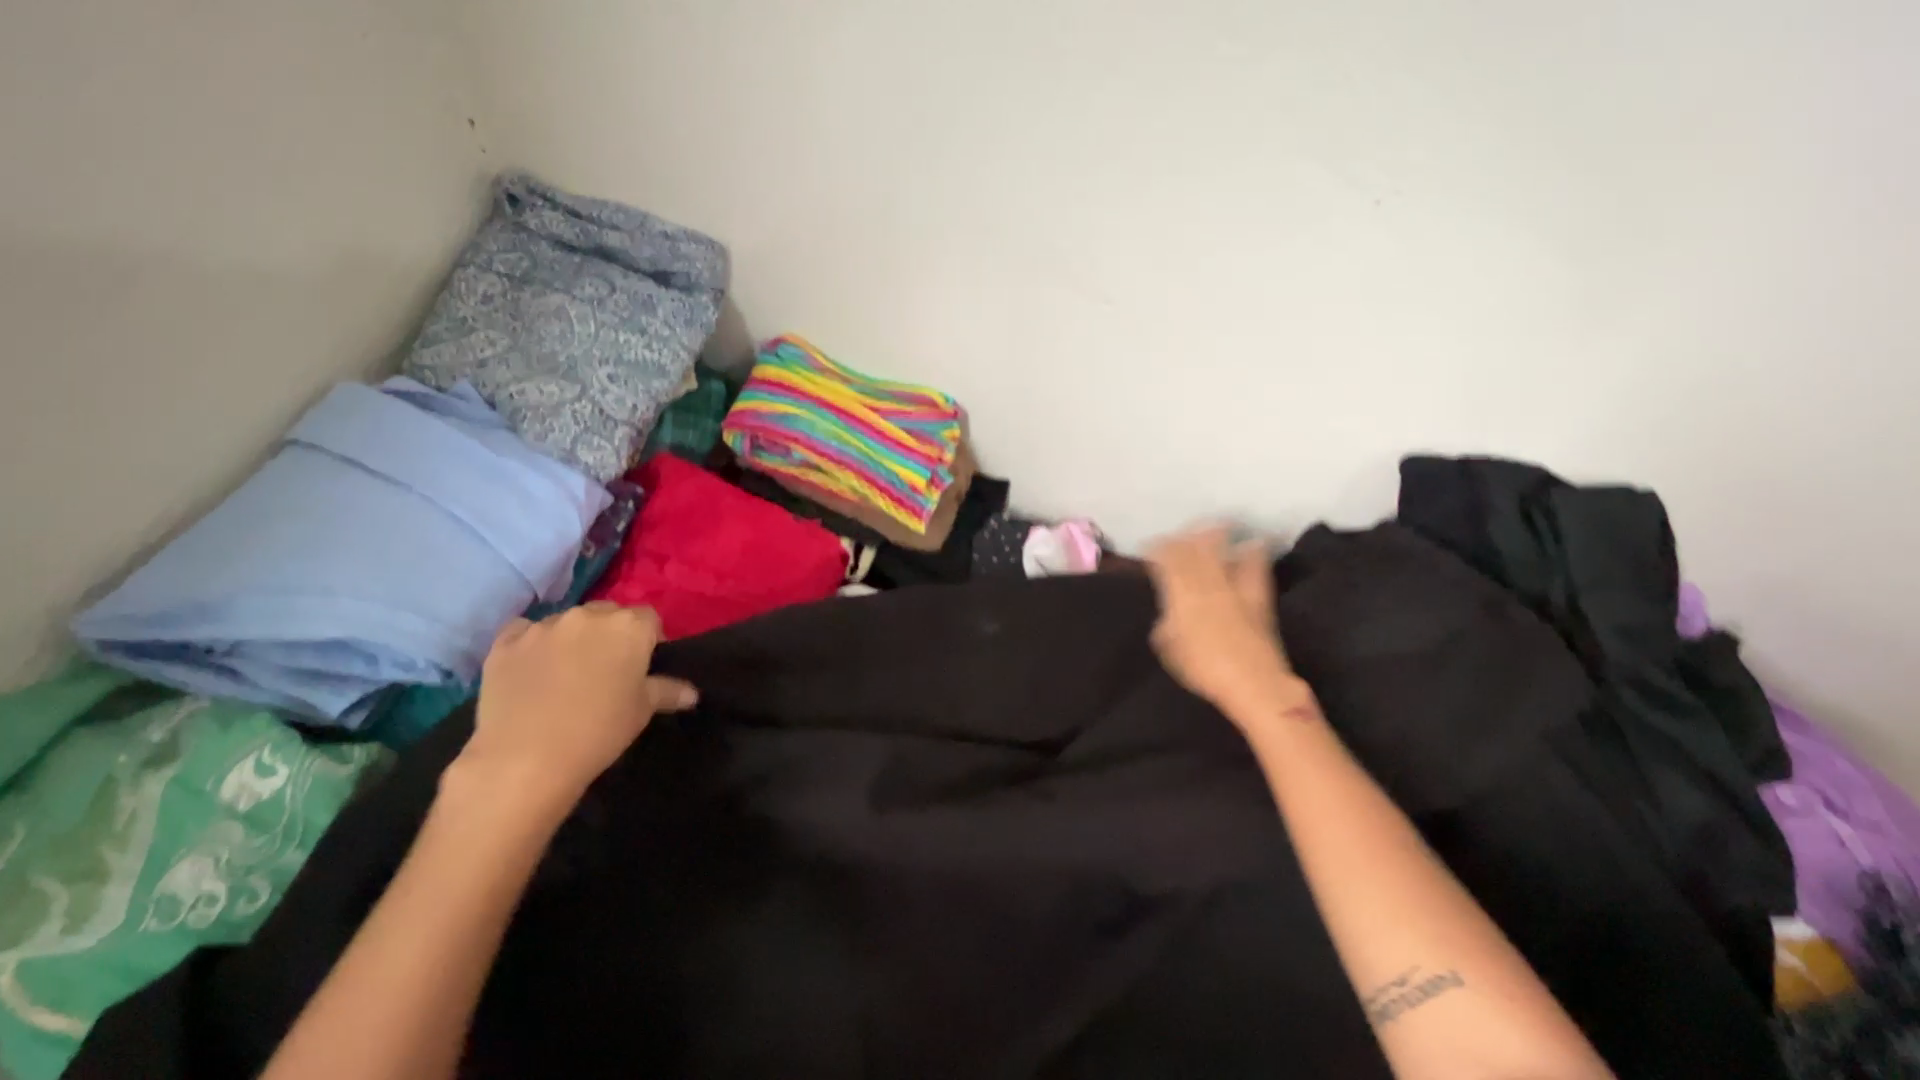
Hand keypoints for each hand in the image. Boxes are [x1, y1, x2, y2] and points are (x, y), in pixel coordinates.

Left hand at [453, 603, 697, 814]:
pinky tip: (532, 671)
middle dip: (610, 635)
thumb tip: (691, 692)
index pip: (649, 619)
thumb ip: (667, 691)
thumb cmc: (599, 732)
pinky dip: (531, 645)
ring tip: (566, 675)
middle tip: (607, 671)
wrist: (526, 758)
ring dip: (572, 639)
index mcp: (628, 627)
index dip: (649, 640)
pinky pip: (524, 632)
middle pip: (607, 614)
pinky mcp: (505, 642)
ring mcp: (543, 626)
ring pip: (566, 623)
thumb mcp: (641, 712)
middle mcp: (587, 615)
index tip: (643, 668)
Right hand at [1144, 526, 1298, 721]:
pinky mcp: (1258, 594)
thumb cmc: (1204, 670)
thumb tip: (1168, 613)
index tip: (1150, 548)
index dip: (1157, 548)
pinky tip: (1250, 545)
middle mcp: (1207, 582)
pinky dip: (1251, 551)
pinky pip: (1255, 564)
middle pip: (1193, 546)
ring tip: (1211, 528)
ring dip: (1214, 533)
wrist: (1254, 683)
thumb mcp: (1169, 648)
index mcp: (1181, 595)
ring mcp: (1234, 585)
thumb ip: (1165, 623)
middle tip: (1178, 537)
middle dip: (1183, 536)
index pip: (1167, 558)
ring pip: (1222, 548)